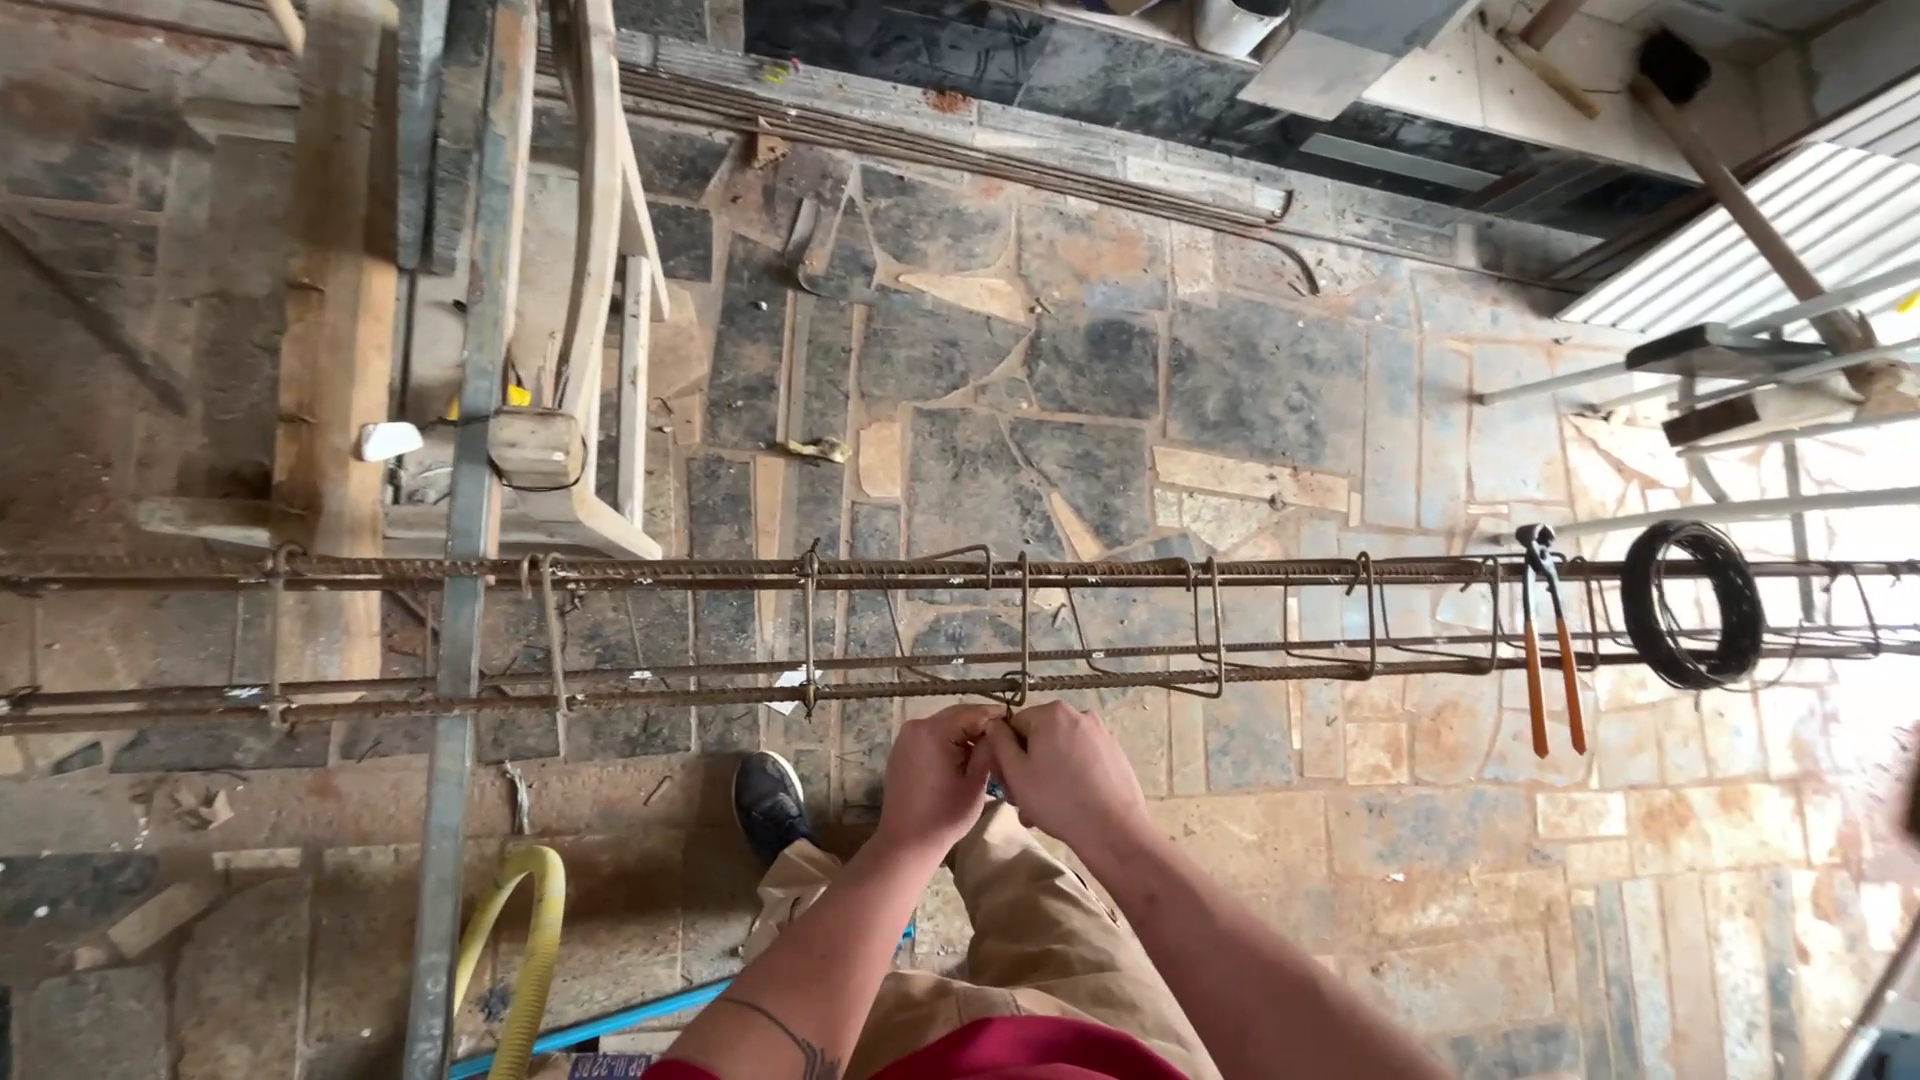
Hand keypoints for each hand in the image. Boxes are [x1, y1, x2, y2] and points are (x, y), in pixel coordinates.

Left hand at [873, 703, 995, 860]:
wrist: (907, 841)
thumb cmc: (945, 815)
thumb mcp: (975, 782)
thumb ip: (989, 749)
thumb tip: (998, 730)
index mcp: (934, 731)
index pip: (972, 712)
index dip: (996, 716)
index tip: (1014, 723)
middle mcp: (916, 726)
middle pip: (956, 714)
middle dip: (980, 723)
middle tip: (1004, 735)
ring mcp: (906, 737)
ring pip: (944, 724)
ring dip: (965, 732)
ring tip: (987, 747)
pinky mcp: (902, 749)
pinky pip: (931, 735)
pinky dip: (948, 740)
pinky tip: (963, 755)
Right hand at [979, 699, 1152, 863]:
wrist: (1114, 830)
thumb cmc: (1058, 799)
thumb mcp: (1016, 772)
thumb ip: (999, 742)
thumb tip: (994, 725)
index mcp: (1052, 712)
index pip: (1014, 726)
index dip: (1006, 754)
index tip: (1008, 783)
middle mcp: (1078, 714)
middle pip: (1038, 738)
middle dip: (1027, 767)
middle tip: (1023, 801)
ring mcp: (1100, 733)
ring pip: (1059, 751)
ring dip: (1046, 776)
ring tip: (1043, 811)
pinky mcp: (1114, 752)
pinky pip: (1080, 760)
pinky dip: (1070, 776)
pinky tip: (1067, 805)